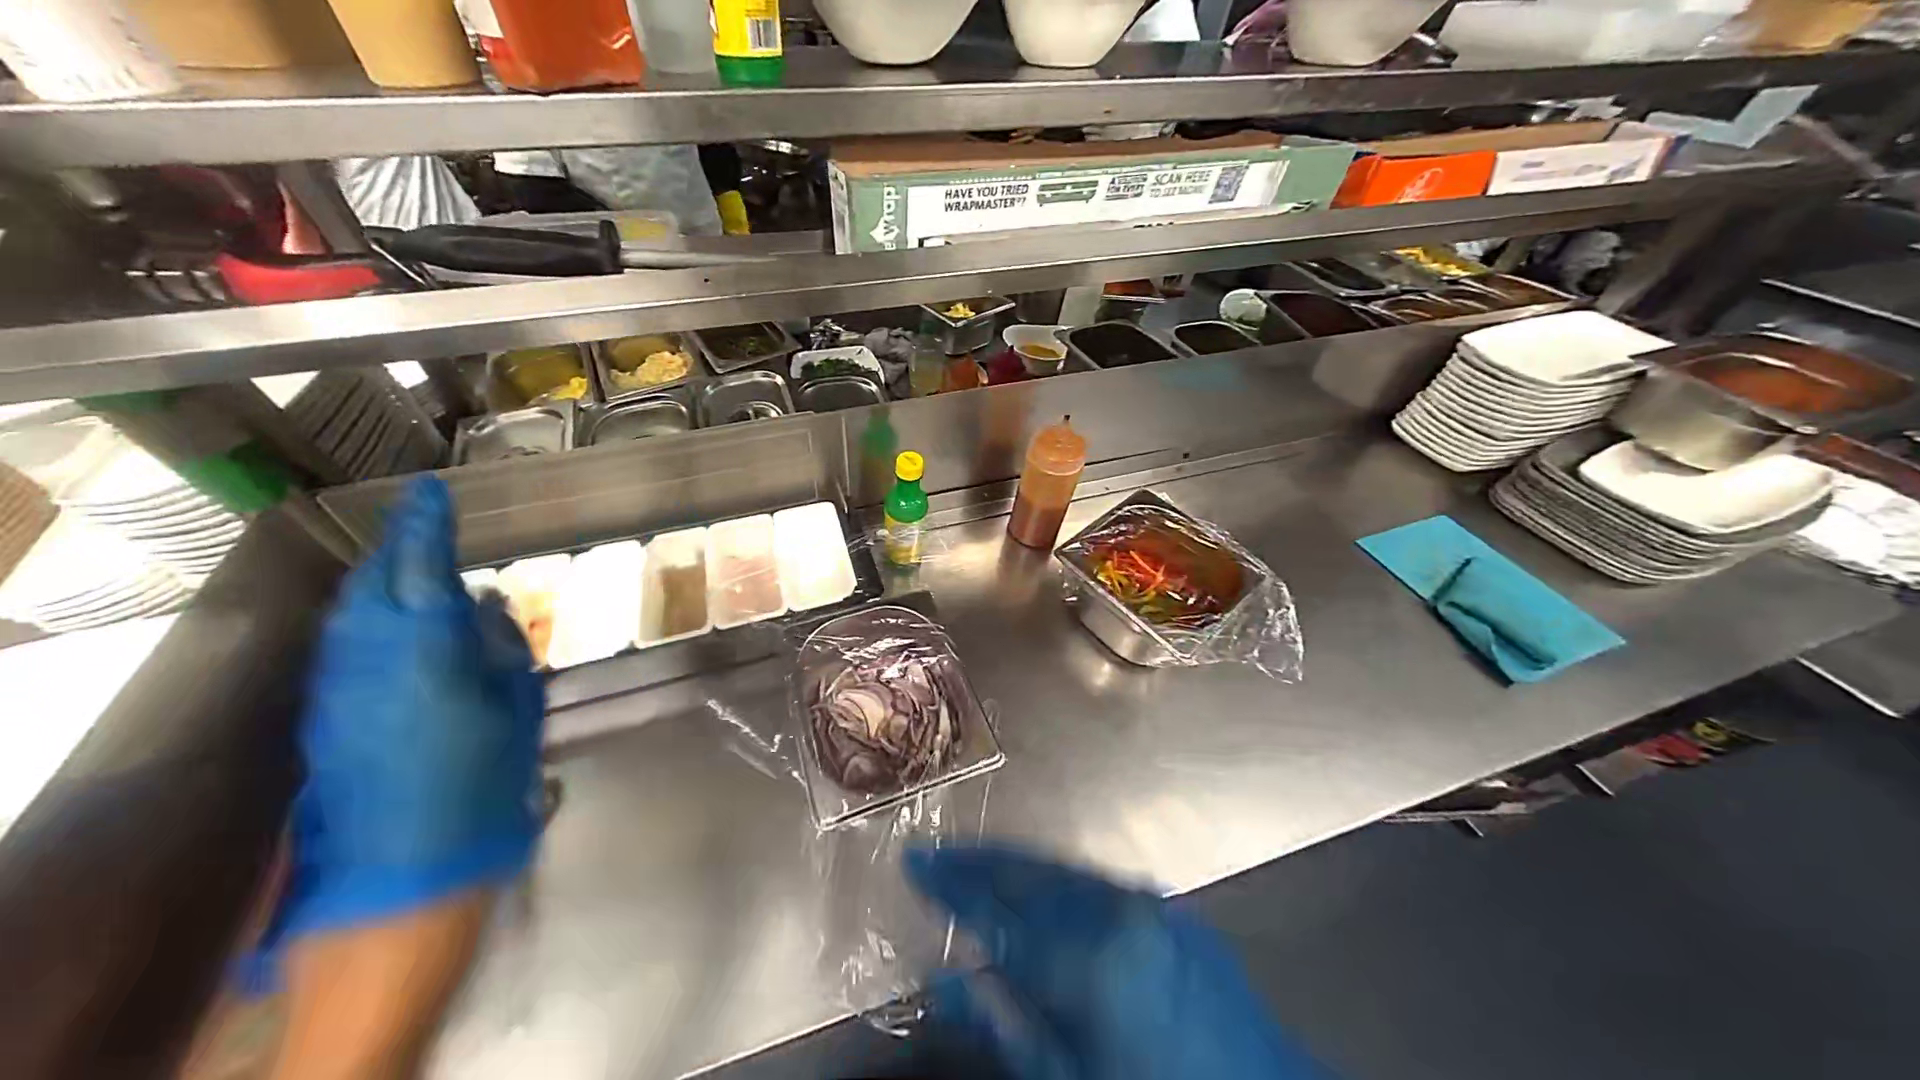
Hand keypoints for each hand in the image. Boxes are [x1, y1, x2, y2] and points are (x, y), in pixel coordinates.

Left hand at [277, 475, 544, 937]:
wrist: (407, 864)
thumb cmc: (485, 777)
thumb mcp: (517, 704)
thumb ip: (501, 645)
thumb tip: (485, 604)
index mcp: (428, 643)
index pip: (420, 562)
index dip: (427, 522)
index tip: (432, 490)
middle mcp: (369, 651)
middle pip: (375, 579)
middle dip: (399, 550)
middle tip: (428, 534)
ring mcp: (338, 681)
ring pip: (353, 609)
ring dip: (382, 582)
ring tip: (415, 575)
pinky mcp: (324, 709)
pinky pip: (347, 642)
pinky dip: (370, 619)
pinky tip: (398, 630)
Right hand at [905, 846, 1331, 1079]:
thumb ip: (1005, 1026)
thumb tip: (946, 980)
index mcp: (1088, 960)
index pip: (999, 914)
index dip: (951, 887)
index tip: (915, 863)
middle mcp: (1118, 913)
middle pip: (1031, 875)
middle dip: (979, 862)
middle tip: (938, 853)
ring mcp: (1151, 907)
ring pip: (1064, 871)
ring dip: (1016, 865)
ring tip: (976, 861)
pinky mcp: (1173, 912)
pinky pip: (1098, 884)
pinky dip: (1058, 879)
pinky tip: (1040, 886)